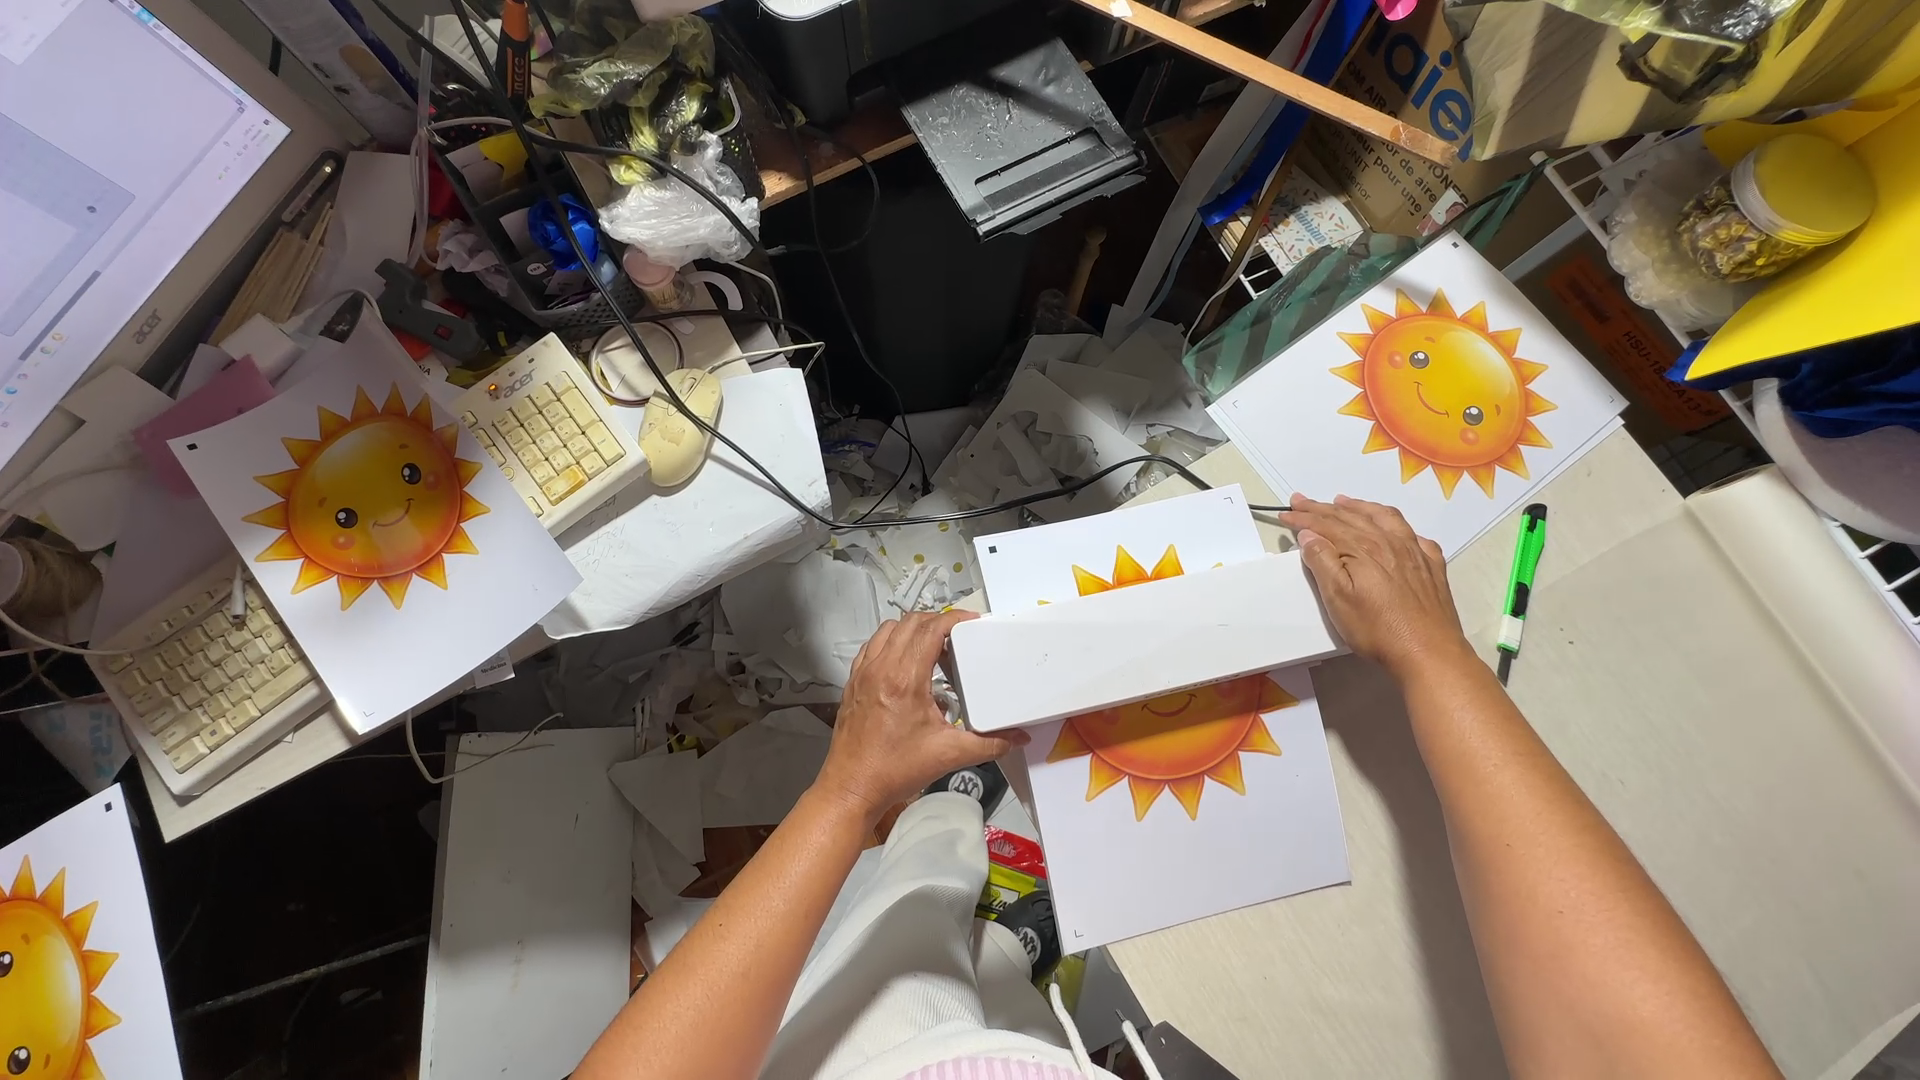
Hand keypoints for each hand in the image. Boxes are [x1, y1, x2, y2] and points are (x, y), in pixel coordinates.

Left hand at [815, 611, 1027, 821]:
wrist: (852, 788)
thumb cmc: (895, 770)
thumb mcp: (949, 755)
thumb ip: (989, 744)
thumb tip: (1018, 738)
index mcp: (905, 679)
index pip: (930, 630)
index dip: (953, 619)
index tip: (970, 621)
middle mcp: (881, 668)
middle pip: (909, 623)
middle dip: (935, 621)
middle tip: (956, 636)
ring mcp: (863, 674)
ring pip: (887, 630)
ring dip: (911, 630)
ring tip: (932, 647)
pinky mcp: (853, 683)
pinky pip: (871, 647)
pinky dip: (890, 643)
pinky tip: (904, 663)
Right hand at [1280, 494, 1470, 679]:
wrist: (1428, 652)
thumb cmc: (1376, 628)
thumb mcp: (1337, 598)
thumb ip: (1323, 562)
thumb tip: (1309, 534)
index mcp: (1362, 548)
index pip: (1326, 525)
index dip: (1303, 518)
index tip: (1285, 514)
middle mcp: (1389, 542)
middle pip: (1351, 517)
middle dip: (1322, 507)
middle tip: (1301, 500)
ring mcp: (1414, 551)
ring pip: (1383, 517)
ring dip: (1359, 507)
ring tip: (1342, 501)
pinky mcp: (1432, 566)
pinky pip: (1412, 534)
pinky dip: (1395, 524)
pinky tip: (1392, 530)